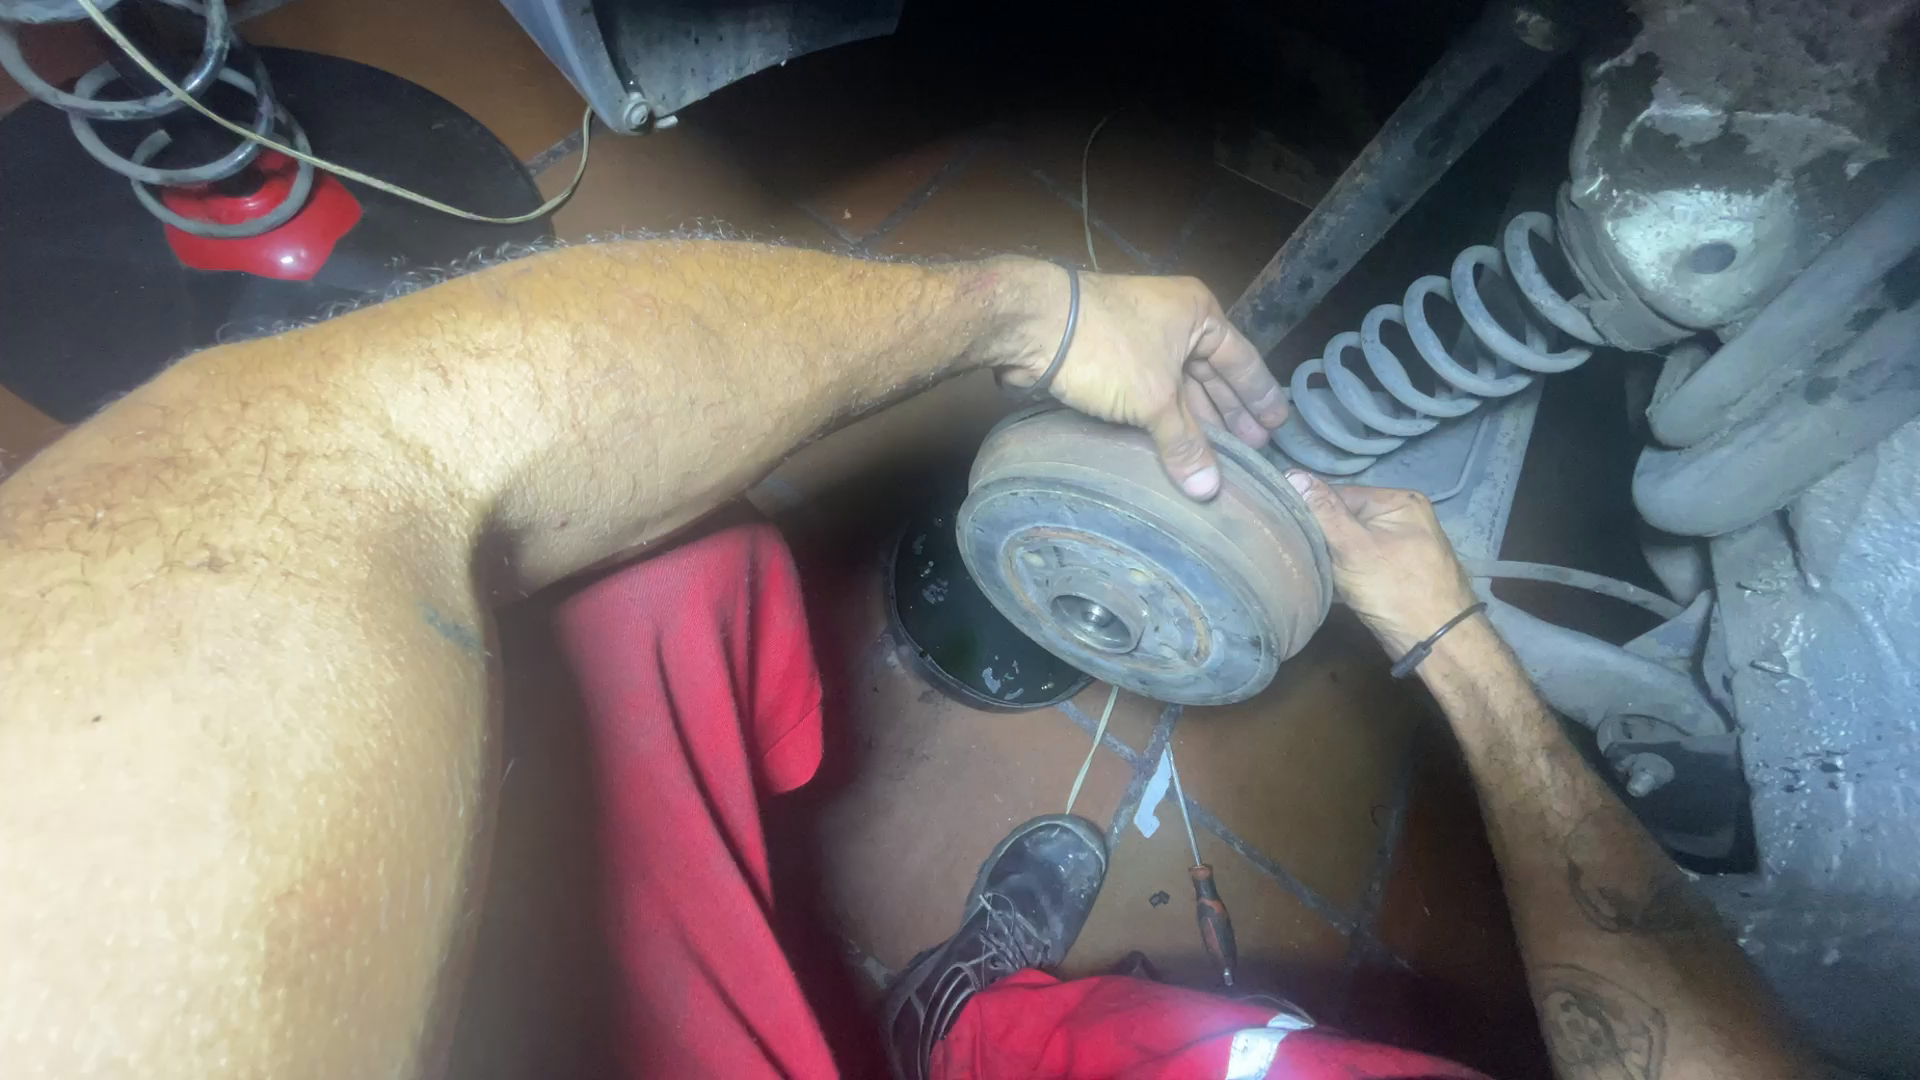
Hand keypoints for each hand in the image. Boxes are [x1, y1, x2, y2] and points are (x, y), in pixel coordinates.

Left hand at [1000, 267, 1285, 499]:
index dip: (1260, 396)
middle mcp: (1172, 324)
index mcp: (1198, 315)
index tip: (1277, 426)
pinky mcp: (1108, 363)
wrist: (1032, 327)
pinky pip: (1145, 398)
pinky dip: (1158, 424)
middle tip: (1250, 452)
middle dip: (1228, 416)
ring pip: (1175, 390)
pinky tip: (1168, 448)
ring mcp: (1138, 343)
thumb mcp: (1155, 398)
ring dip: (1192, 424)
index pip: (1242, 360)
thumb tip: (1209, 490)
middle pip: (1210, 377)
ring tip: (1214, 458)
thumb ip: (1185, 443)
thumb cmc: (1107, 348)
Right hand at [1285, 471, 1479, 655]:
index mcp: (1398, 501)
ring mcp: (1400, 543)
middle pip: (1342, 519)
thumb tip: (1291, 473)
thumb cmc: (1394, 588)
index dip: (1311, 514)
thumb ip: (1322, 511)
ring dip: (1328, 556)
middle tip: (1301, 555)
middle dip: (1320, 538)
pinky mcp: (1394, 568)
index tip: (1288, 533)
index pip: (1337, 495)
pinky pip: (1357, 560)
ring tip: (1315, 569)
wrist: (1434, 640)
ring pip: (1346, 542)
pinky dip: (1341, 570)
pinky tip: (1330, 581)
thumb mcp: (1352, 546)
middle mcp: (1402, 516)